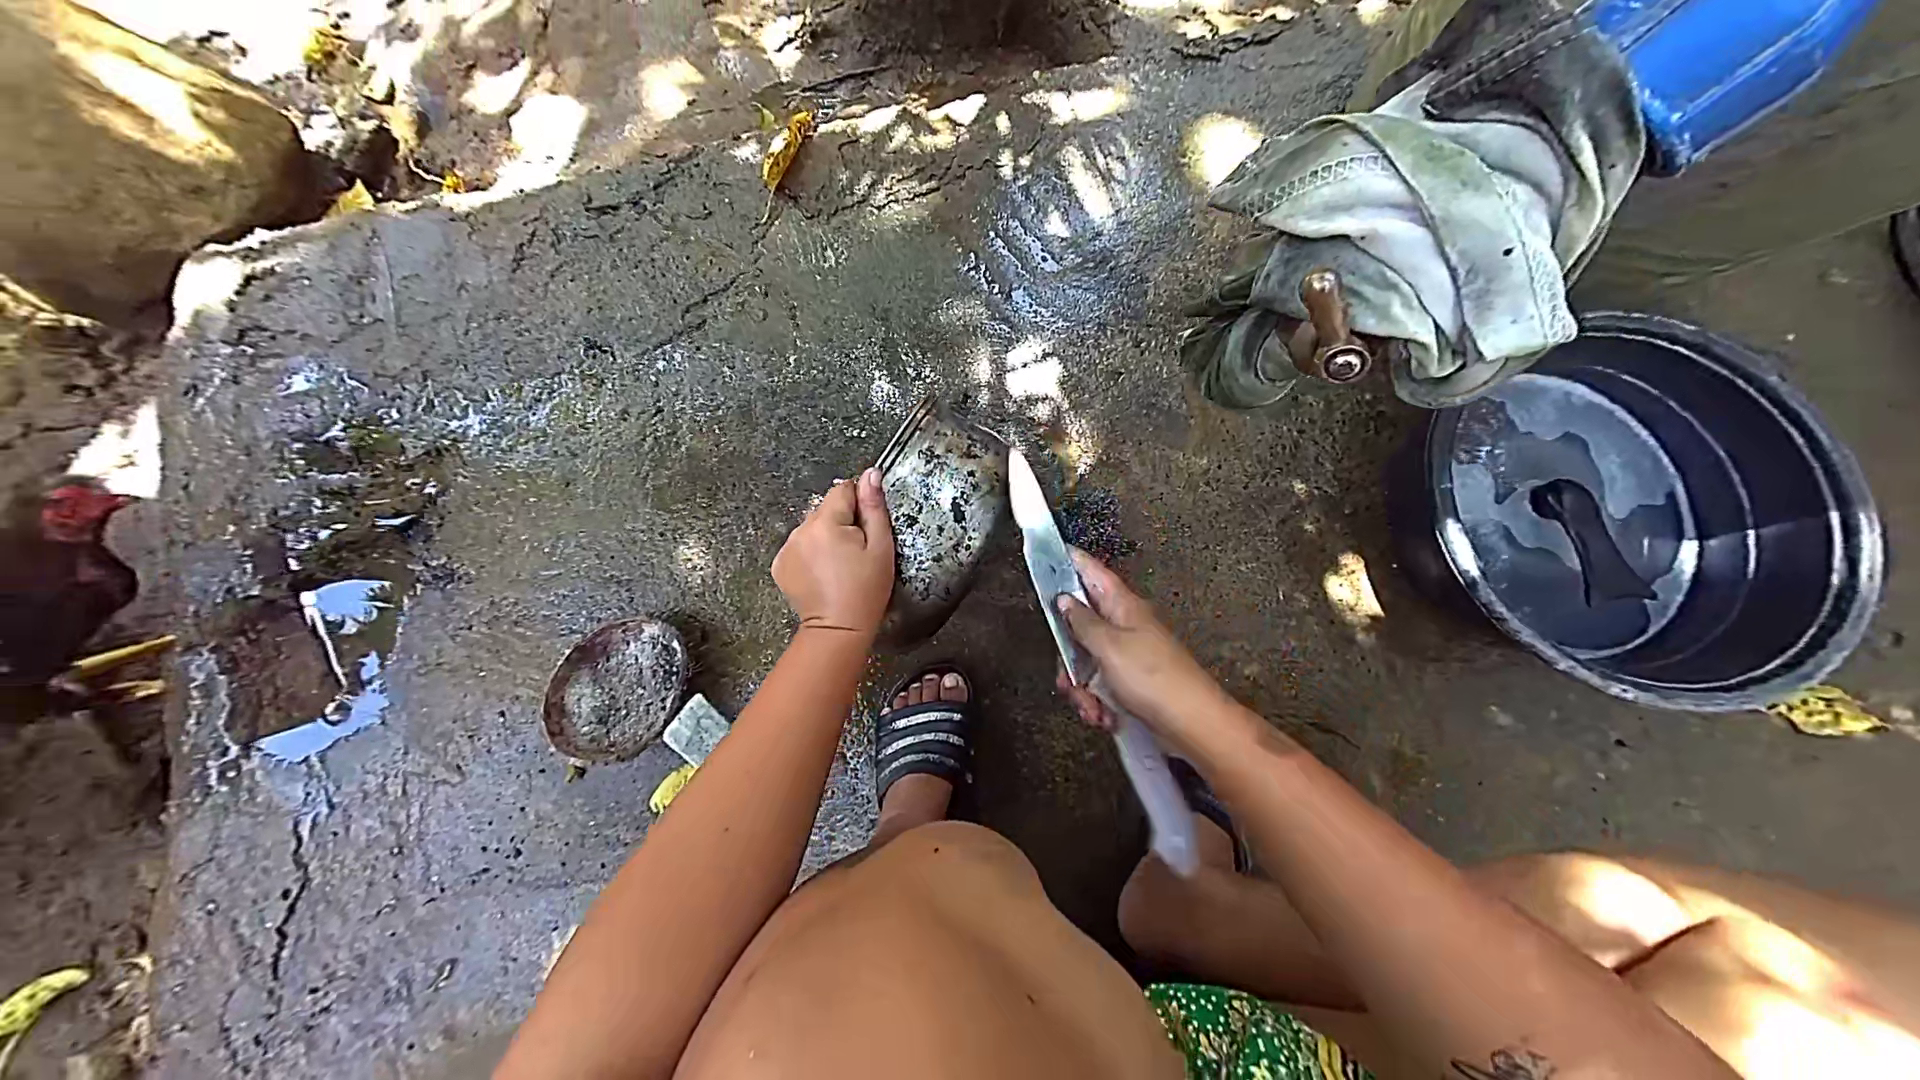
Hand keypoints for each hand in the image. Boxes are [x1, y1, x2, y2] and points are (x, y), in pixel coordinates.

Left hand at [772, 469, 894, 636]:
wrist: (838, 629)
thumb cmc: (865, 591)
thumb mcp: (881, 547)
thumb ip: (874, 507)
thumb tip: (872, 474)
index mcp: (825, 523)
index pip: (843, 490)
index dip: (859, 506)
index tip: (866, 530)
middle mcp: (800, 531)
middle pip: (825, 509)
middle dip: (841, 523)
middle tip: (855, 552)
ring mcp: (787, 548)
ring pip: (812, 527)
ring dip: (825, 537)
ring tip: (839, 565)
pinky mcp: (781, 564)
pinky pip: (799, 545)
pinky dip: (811, 553)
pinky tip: (824, 572)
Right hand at [1053, 549, 1243, 757]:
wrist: (1190, 723)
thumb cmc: (1159, 680)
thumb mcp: (1108, 646)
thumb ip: (1081, 621)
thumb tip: (1063, 601)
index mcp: (1122, 606)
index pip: (1091, 571)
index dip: (1070, 561)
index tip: (1050, 555)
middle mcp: (1124, 625)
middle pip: (1079, 624)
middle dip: (1068, 655)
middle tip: (1068, 673)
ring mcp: (1127, 653)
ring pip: (1085, 660)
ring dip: (1081, 686)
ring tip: (1091, 703)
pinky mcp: (1130, 680)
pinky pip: (1099, 685)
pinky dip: (1096, 701)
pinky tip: (1103, 714)